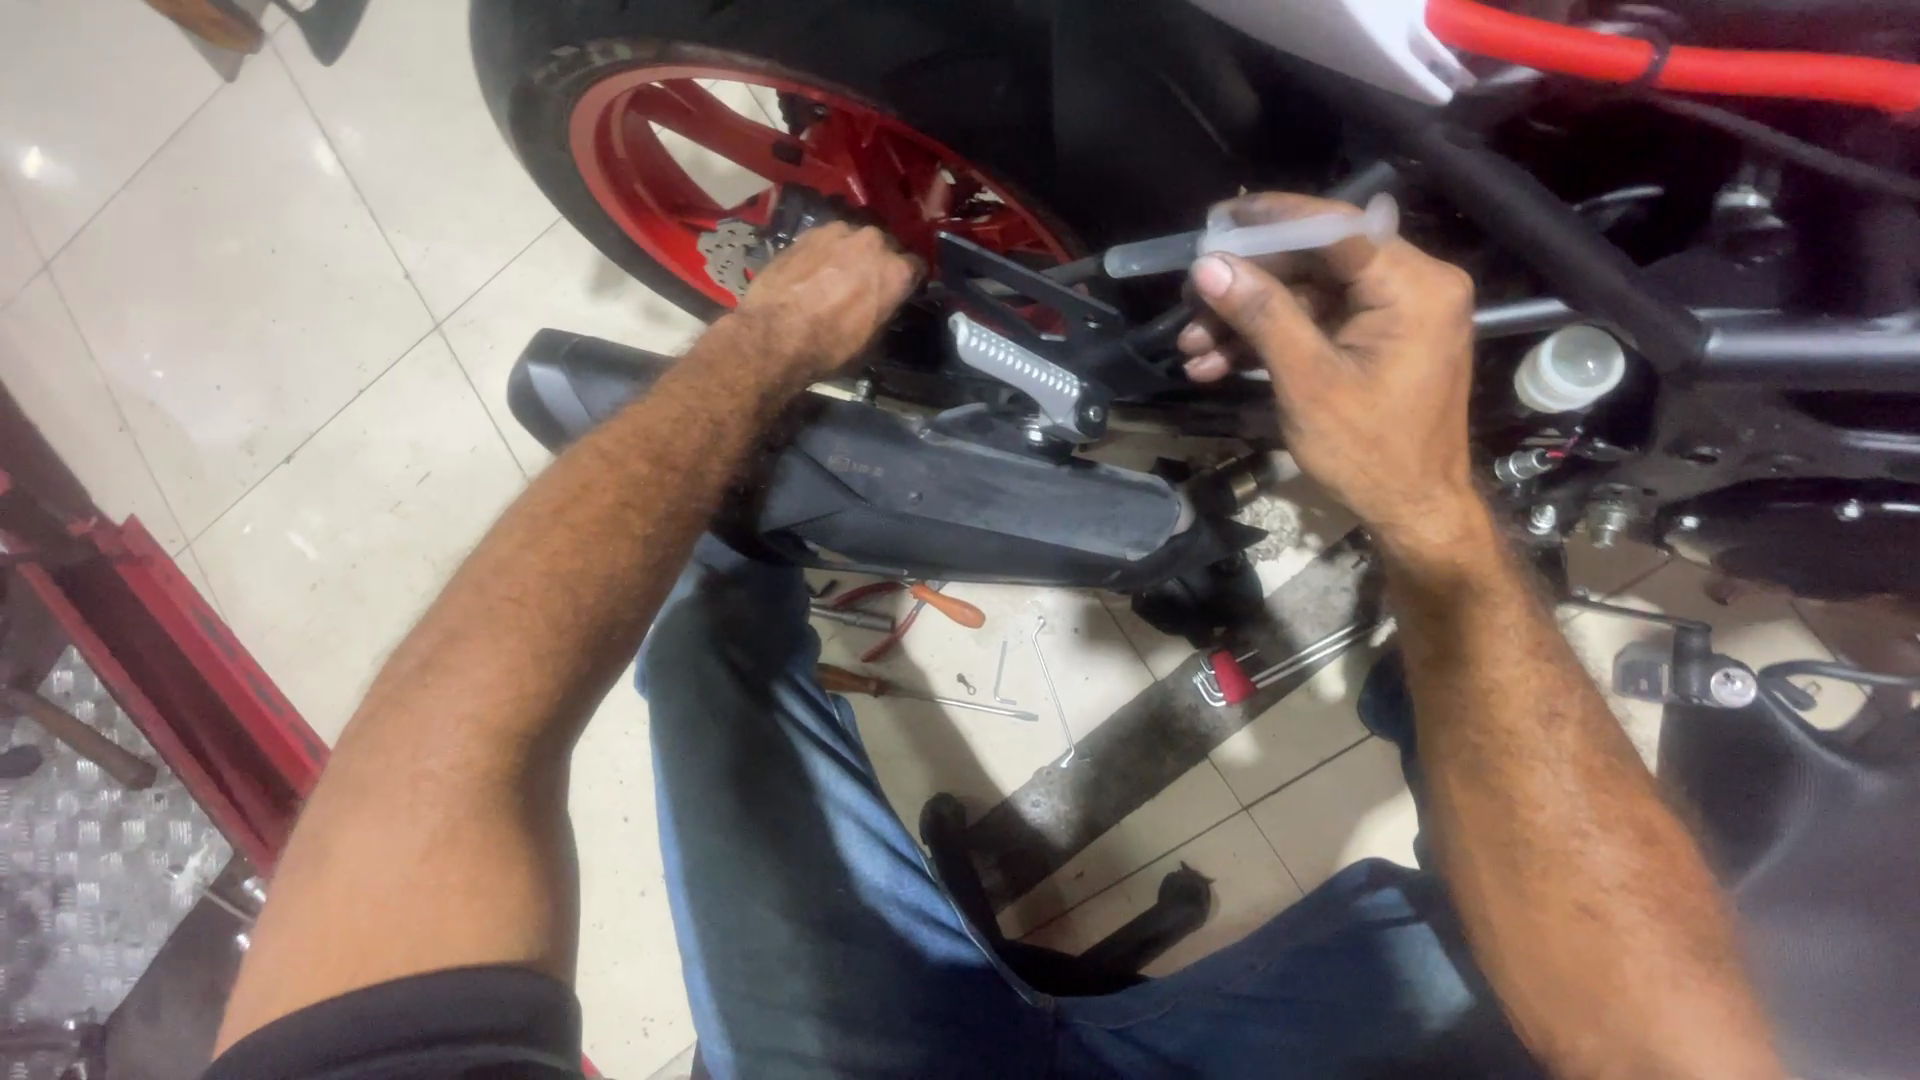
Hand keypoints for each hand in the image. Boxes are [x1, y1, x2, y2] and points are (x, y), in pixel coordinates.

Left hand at [731, 222, 921, 383]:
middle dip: (879, 264)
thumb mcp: (872, 342)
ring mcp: (839, 231)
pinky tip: (814, 272)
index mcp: (896, 271)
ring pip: (854, 240)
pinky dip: (826, 253)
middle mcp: (873, 241)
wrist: (775, 334)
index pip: (916, 268)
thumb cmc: (831, 347)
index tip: (900, 293)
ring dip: (851, 255)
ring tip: (836, 277)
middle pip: (885, 248)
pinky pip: (827, 240)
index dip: (908, 282)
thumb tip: (883, 307)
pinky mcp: (808, 232)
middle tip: (866, 285)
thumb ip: (885, 313)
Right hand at [1180, 193, 1481, 556]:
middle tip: (1189, 306)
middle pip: (1313, 264)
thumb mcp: (1308, 380)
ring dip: (1245, 323)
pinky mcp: (1372, 342)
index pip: (1337, 229)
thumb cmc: (1369, 450)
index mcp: (1414, 286)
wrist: (1410, 509)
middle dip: (1246, 289)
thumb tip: (1210, 267)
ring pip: (1305, 299)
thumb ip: (1262, 316)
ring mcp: (1390, 317)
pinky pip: (1313, 327)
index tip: (1218, 220)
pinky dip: (1267, 344)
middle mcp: (1410, 287)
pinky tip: (1216, 365)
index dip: (1273, 220)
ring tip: (1191, 350)